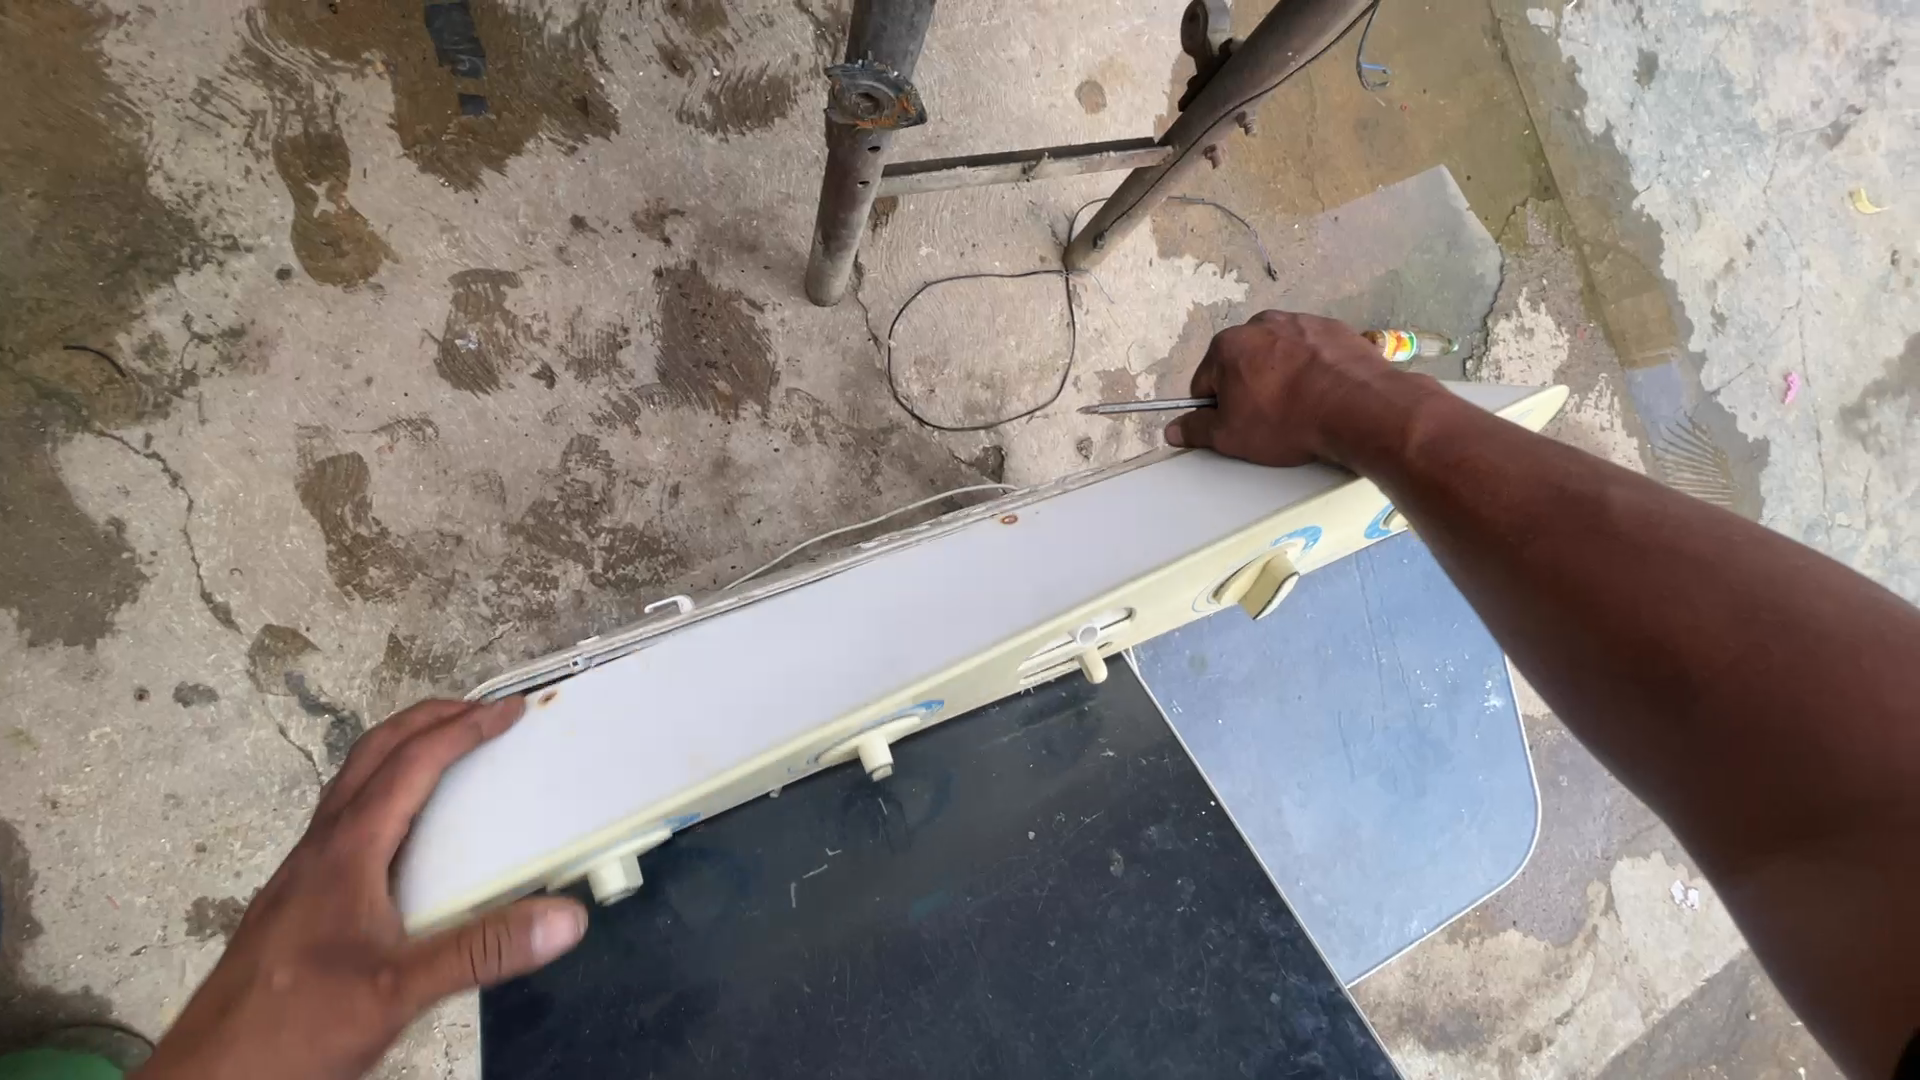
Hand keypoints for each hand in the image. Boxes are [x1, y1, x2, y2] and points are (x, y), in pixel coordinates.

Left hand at [136, 698, 587, 1079]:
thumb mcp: (396, 994)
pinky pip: (353, 816)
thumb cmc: (293, 1030)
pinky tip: (415, 827)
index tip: (513, 709)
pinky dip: (394, 788)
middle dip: (430, 718)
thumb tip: (569, 918)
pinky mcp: (302, 900)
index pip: (410, 765)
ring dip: (408, 748)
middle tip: (484, 710)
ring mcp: (305, 873)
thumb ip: (483, 952)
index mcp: (346, 852)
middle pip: (372, 754)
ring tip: (455, 750)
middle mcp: (322, 848)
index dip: (465, 729)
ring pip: (356, 782)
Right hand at [1162, 311, 1404, 466]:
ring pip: (1276, 355)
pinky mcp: (1333, 328)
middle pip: (1240, 363)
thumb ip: (1196, 430)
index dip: (1215, 409)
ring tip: (1296, 408)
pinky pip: (1310, 351)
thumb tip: (1174, 429)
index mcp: (1227, 346)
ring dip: (1278, 377)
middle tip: (1266, 419)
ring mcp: (1299, 322)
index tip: (1234, 424)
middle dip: (1248, 389)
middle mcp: (1260, 324)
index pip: (1205, 383)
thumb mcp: (1230, 436)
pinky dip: (1310, 369)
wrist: (1358, 407)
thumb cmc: (1286, 420)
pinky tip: (1320, 394)